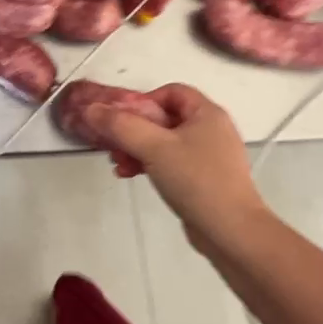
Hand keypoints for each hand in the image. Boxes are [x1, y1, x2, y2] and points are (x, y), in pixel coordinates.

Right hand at [86, 84, 267, 250]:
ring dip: (137, 149)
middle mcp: (211, 130)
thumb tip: (91, 108)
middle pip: (164, 118)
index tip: (122, 118)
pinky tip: (131, 175)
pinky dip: (150, 164)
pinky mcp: (205, 179)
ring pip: (164, 142)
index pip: (170, 92)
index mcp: (207, 113)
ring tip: (119, 164)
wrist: (231, 231)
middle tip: (113, 144)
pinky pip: (171, 162)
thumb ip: (120, 125)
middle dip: (134, 129)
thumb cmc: (196, 180)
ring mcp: (209, 156)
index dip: (143, 100)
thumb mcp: (154, 147)